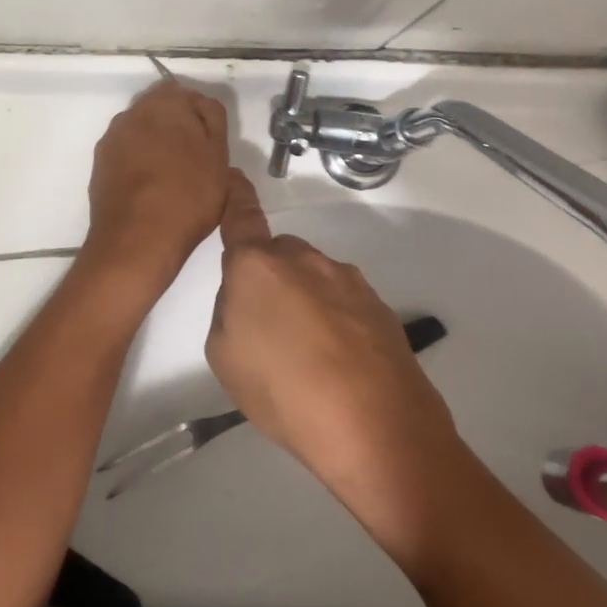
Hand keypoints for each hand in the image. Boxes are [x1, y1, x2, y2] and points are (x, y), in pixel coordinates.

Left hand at [85, 80, 228, 277]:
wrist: (136, 238)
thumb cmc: (188, 196)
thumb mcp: (219, 157)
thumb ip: (212, 121)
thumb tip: (201, 106)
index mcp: (165, 103)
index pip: (188, 96)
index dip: (202, 118)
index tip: (211, 144)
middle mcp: (132, 113)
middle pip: (160, 110)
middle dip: (176, 127)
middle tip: (194, 159)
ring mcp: (111, 139)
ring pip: (141, 131)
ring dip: (155, 144)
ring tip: (171, 175)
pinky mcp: (100, 164)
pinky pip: (126, 154)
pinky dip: (138, 162)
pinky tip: (150, 186)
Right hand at [206, 171, 463, 542]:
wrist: (376, 429)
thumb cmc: (283, 391)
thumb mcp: (224, 355)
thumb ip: (230, 312)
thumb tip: (251, 301)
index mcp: (257, 265)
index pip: (242, 218)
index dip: (236, 197)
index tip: (235, 176)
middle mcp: (306, 261)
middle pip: (278, 256)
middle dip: (269, 280)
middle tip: (264, 330)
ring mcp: (349, 282)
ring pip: (312, 280)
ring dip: (303, 303)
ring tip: (304, 359)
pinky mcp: (381, 308)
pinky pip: (342, 305)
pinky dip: (334, 325)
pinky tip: (335, 368)